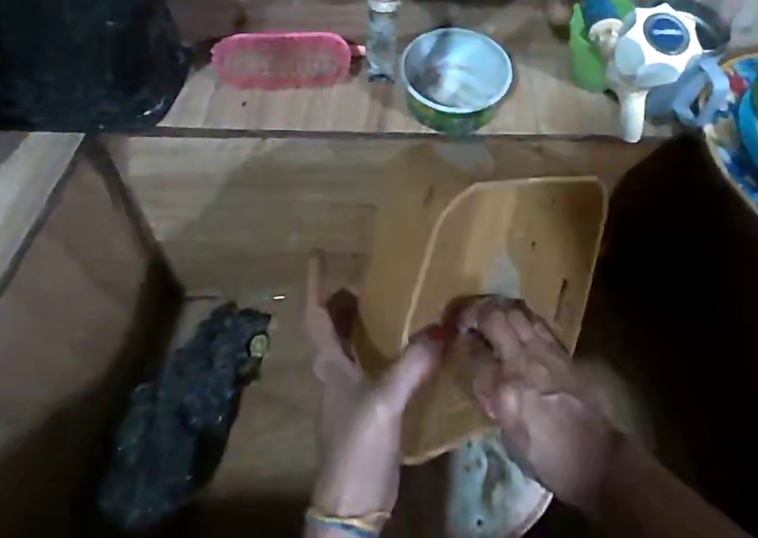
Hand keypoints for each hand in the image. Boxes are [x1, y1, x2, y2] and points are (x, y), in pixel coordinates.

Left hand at [305, 252, 444, 518]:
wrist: (353, 504)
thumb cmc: (357, 445)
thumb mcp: (385, 400)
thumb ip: (412, 363)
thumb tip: (442, 326)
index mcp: (329, 364)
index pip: (316, 316)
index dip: (315, 284)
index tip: (317, 254)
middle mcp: (334, 373)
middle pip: (331, 328)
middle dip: (341, 299)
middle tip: (362, 273)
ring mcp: (348, 392)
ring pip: (349, 345)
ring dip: (359, 321)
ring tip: (386, 299)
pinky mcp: (366, 409)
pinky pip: (370, 364)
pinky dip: (380, 346)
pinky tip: (404, 345)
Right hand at [457, 297, 621, 510]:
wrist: (596, 458)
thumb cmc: (548, 460)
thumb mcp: (509, 439)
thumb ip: (493, 401)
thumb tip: (483, 377)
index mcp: (506, 392)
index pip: (475, 355)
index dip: (461, 343)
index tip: (452, 338)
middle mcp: (524, 363)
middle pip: (495, 318)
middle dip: (473, 311)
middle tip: (461, 314)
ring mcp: (545, 352)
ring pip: (516, 311)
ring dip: (495, 305)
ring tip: (483, 309)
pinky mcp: (562, 350)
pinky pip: (535, 321)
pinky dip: (519, 314)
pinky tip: (512, 318)